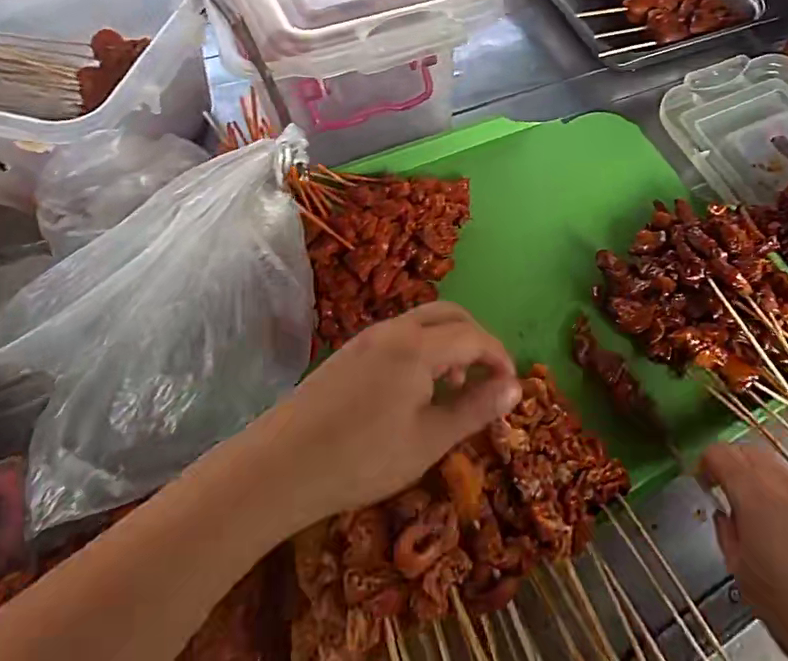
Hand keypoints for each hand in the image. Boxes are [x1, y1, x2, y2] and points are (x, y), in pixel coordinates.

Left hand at [240, 303, 519, 533]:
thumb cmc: (359, 459)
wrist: (271, 472)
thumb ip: (475, 409)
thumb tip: (516, 387)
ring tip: (450, 387)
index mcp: (418, 346)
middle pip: (451, 315)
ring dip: (449, 343)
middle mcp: (394, 330)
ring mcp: (366, 340)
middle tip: (485, 377)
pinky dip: (423, 350)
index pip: (475, 337)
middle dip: (477, 340)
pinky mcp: (346, 355)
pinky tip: (413, 392)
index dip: (500, 358)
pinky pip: (400, 336)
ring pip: (423, 323)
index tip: (510, 387)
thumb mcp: (428, 441)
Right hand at [700, 444, 787, 660]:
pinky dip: (781, 491)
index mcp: (757, 494)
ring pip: (776, 466)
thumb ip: (729, 537)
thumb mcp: (745, 578)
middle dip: (732, 462)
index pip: (723, 454)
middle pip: (751, 452)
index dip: (707, 461)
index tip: (701, 475)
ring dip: (757, 475)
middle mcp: (786, 483)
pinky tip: (781, 525)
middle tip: (720, 485)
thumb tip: (724, 517)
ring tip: (750, 509)